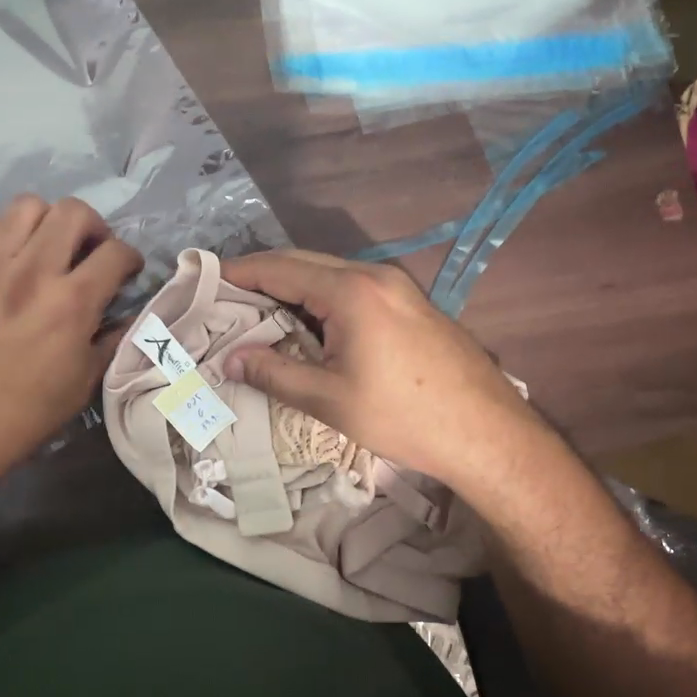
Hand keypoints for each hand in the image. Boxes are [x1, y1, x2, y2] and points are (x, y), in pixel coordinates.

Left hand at [0, 196, 142, 494]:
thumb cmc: (30, 410)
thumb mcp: (87, 379)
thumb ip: (114, 335)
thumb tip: (130, 309)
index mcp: (70, 303)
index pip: (115, 252)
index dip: (130, 258)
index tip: (127, 271)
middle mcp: (33, 272)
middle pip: (73, 211)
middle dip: (94, 227)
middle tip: (90, 252)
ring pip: (29, 205)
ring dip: (49, 222)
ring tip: (49, 248)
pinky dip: (8, 233)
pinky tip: (12, 258)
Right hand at [222, 249, 550, 489]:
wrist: (490, 434)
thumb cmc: (403, 416)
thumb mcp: (328, 399)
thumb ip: (273, 374)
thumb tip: (230, 360)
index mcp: (350, 291)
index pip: (279, 269)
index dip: (240, 272)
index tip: (207, 278)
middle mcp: (373, 275)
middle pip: (303, 261)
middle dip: (261, 274)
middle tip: (226, 295)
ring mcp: (397, 286)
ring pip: (328, 272)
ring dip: (291, 284)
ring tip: (259, 310)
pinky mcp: (411, 303)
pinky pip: (351, 286)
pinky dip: (319, 295)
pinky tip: (307, 322)